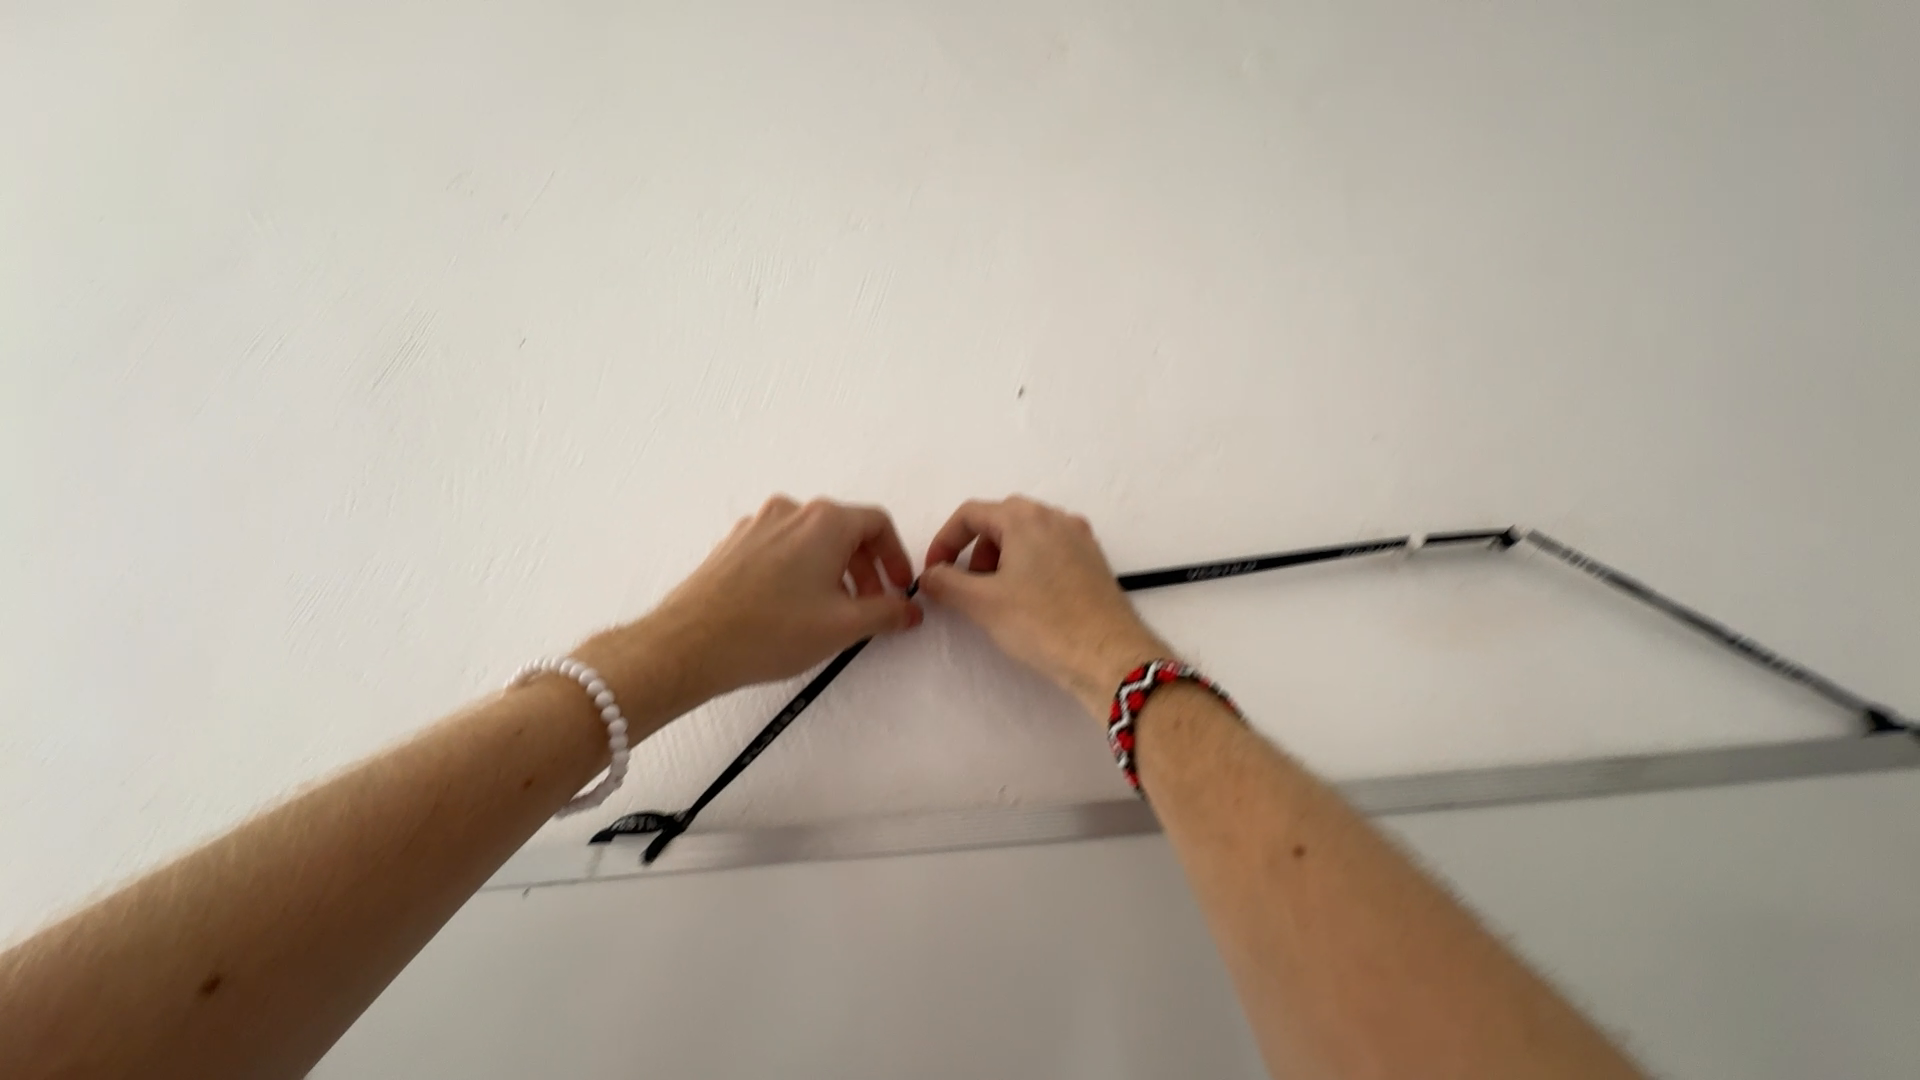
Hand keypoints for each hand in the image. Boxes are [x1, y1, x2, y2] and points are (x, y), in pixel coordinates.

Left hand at [579, 496, 920, 707]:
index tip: (898, 586)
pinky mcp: (733, 544)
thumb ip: (887, 613)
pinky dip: (799, 570)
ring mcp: (757, 525)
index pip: (877, 524)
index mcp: (824, 522)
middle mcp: (791, 512)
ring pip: (810, 539)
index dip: (896, 556)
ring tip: (832, 610)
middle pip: (844, 530)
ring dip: (832, 570)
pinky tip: (793, 607)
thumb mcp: (844, 626)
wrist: (690, 645)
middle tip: (871, 605)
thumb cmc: (770, 631)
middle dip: (865, 567)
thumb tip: (909, 610)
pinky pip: (780, 548)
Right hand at [919, 496, 1167, 719]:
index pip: (971, 514)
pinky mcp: (1094, 561)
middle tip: (968, 587)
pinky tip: (1029, 602)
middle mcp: (1055, 518)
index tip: (935, 571)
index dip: (944, 540)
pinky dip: (1028, 567)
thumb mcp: (982, 603)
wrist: (1109, 655)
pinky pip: (1050, 552)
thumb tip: (929, 575)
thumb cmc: (1042, 623)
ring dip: (1002, 560)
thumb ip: (946, 582)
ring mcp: (1079, 538)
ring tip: (998, 598)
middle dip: (975, 551)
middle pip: (1000, 521)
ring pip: (1027, 537)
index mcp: (1025, 518)